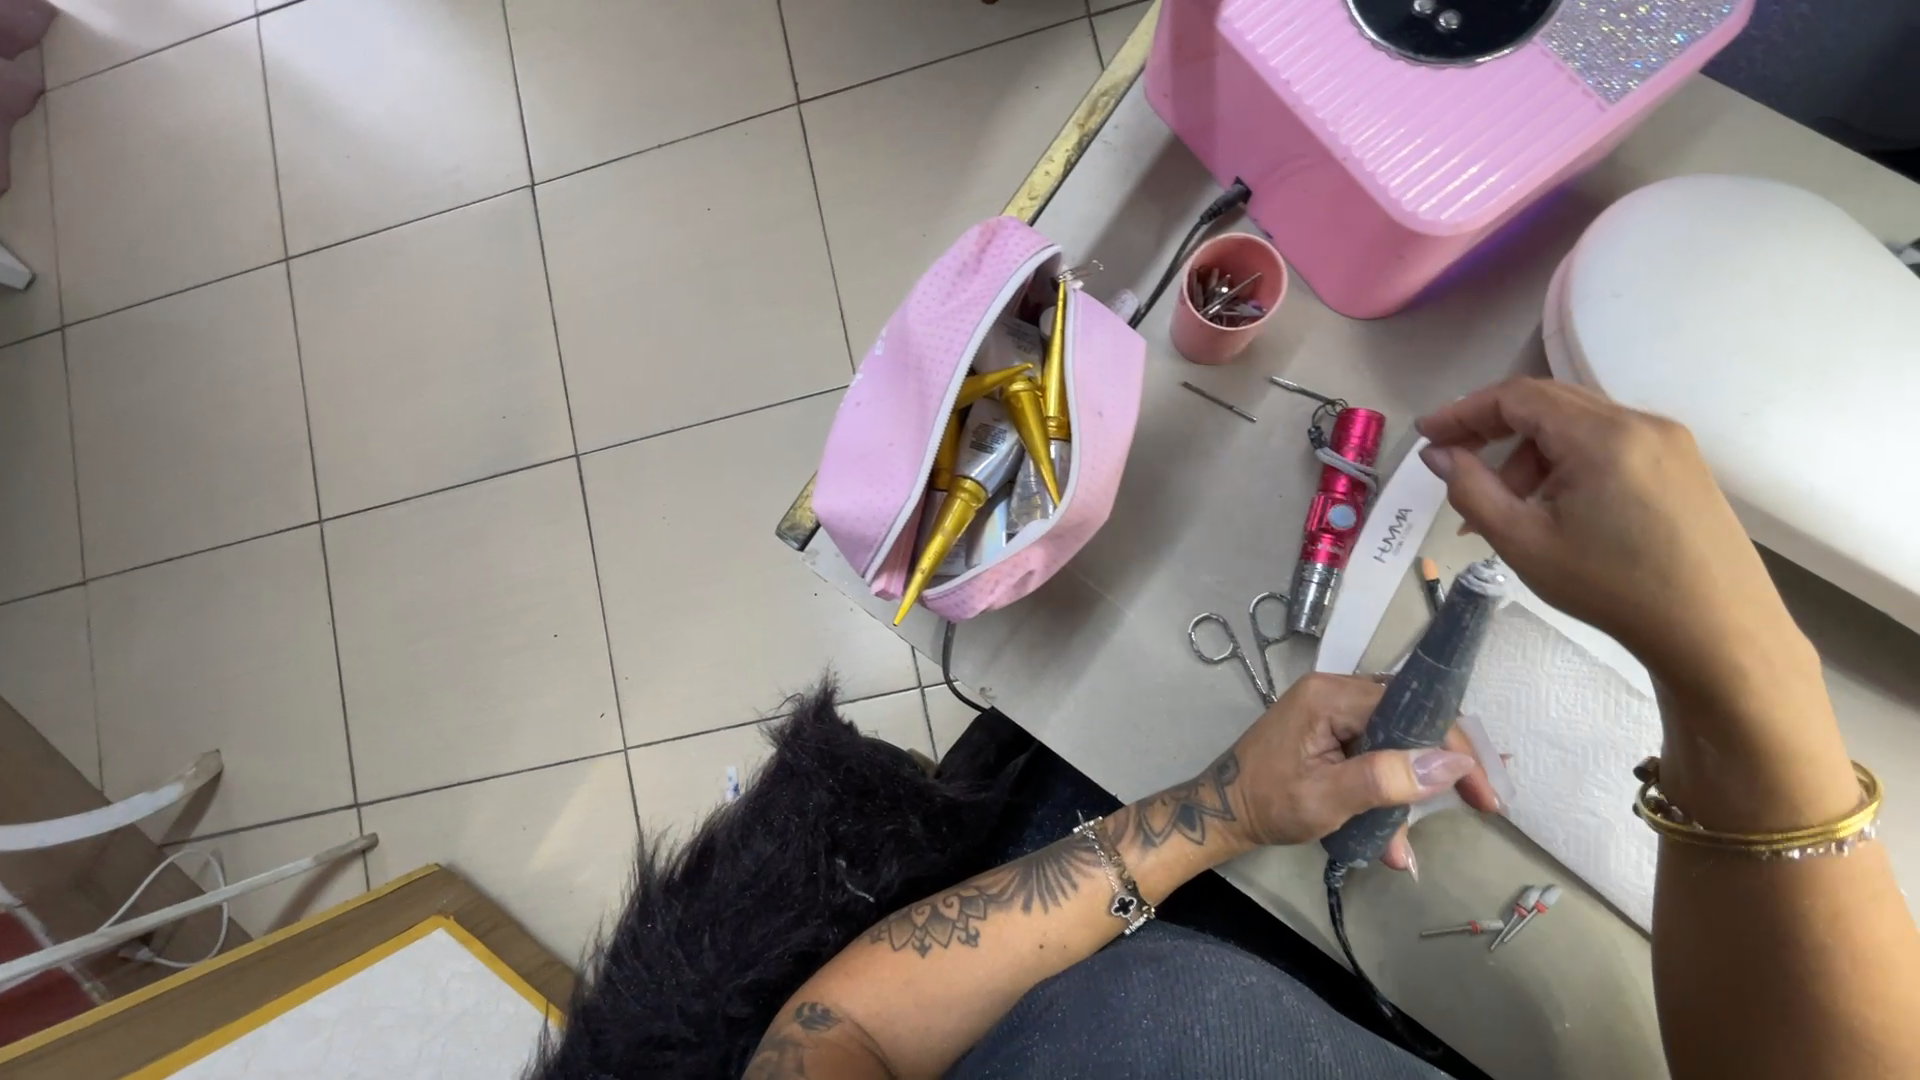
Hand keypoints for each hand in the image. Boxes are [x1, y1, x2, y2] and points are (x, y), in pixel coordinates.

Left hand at [1212, 673, 1500, 874]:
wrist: (1222, 812)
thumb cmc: (1267, 802)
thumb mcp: (1328, 797)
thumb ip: (1387, 778)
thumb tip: (1452, 762)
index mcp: (1328, 697)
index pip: (1410, 708)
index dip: (1453, 747)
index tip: (1485, 792)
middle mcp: (1331, 693)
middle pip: (1407, 720)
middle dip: (1441, 768)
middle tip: (1478, 805)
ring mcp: (1328, 712)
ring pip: (1393, 742)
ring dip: (1409, 790)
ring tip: (1406, 842)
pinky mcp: (1326, 733)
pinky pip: (1372, 753)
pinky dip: (1386, 790)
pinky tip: (1388, 838)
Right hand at [1415, 379, 1815, 710]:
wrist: (1716, 630)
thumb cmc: (1609, 586)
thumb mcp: (1521, 540)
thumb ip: (1470, 488)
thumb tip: (1437, 454)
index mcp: (1602, 436)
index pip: (1518, 396)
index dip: (1464, 410)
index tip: (1426, 436)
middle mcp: (1641, 423)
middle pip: (1547, 403)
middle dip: (1490, 428)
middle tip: (1450, 461)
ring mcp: (1668, 442)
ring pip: (1575, 425)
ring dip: (1525, 454)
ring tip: (1502, 506)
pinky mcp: (1680, 464)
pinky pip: (1604, 443)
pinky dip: (1561, 463)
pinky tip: (1547, 506)